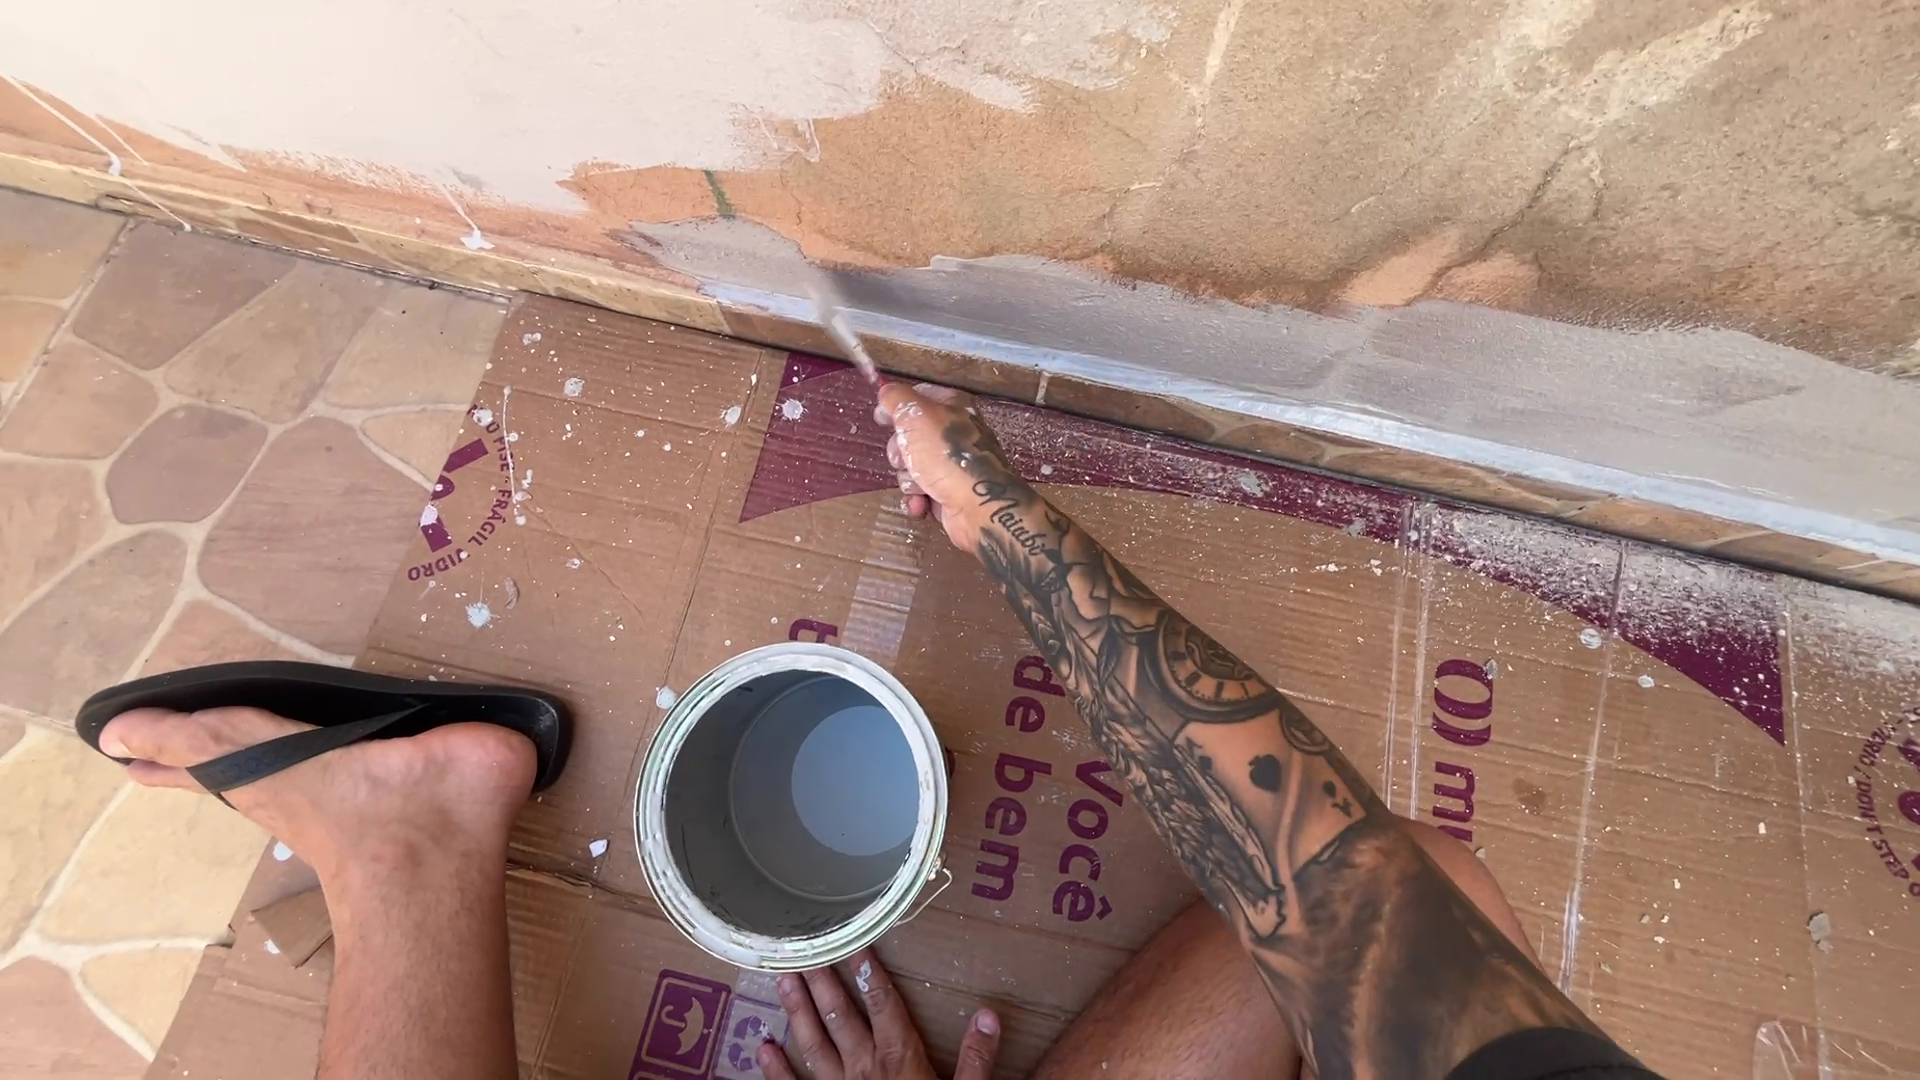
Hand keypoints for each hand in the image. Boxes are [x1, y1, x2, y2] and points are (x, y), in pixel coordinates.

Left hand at [758, 947, 1000, 1079]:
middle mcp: (864, 1068)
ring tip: (782, 979)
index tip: (857, 941)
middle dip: (824, 980)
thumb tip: (988, 1014)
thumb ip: (976, 1059)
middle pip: (840, 1015)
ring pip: (813, 1044)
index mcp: (899, 1058)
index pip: (883, 1003)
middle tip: (805, 949)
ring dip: (797, 1011)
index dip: (871, 971)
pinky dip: (775, 1070)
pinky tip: (761, 1047)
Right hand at [876, 382, 1028, 551]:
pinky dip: (917, 500)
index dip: (897, 407)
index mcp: (953, 408)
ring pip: (911, 468)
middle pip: (910, 438)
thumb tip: (886, 392)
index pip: (919, 397)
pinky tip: (922, 503)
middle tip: (905, 458)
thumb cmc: (947, 455)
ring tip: (921, 484)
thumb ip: (897, 398)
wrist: (978, 505)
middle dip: (900, 452)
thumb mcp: (916, 415)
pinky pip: (920, 494)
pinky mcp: (950, 495)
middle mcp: (955, 435)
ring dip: (908, 479)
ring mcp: (953, 467)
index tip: (882, 418)